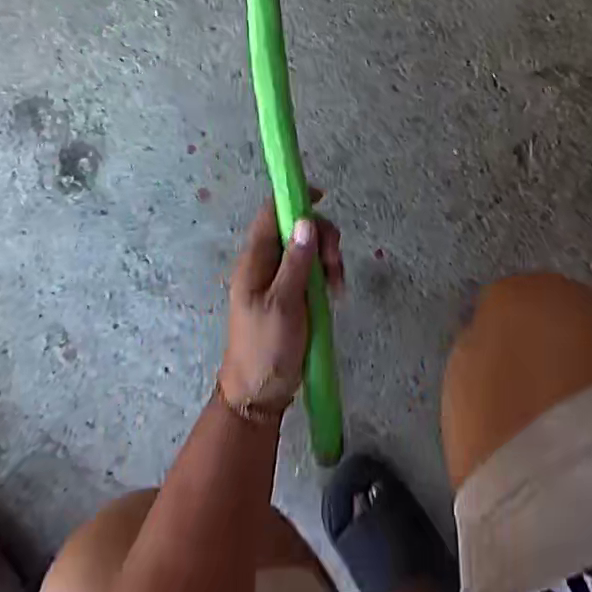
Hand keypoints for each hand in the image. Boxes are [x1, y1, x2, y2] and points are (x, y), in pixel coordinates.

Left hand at [217, 195, 342, 423]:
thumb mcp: (284, 305)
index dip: (294, 199)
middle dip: (321, 239)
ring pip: (308, 250)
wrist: (259, 394)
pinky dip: (325, 277)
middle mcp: (265, 263)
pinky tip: (334, 296)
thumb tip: (305, 221)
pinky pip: (311, 273)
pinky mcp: (291, 296)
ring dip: (327, 260)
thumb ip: (296, 264)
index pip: (271, 214)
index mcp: (255, 260)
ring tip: (337, 288)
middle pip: (296, 229)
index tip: (321, 197)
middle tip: (335, 264)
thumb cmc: (266, 349)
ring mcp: (278, 280)